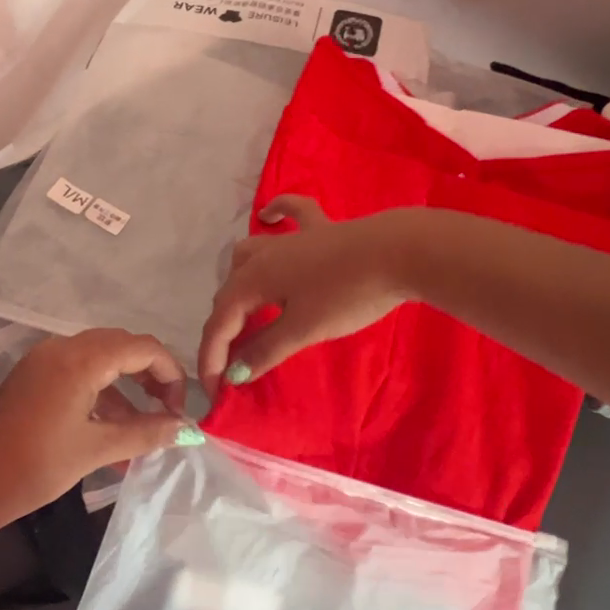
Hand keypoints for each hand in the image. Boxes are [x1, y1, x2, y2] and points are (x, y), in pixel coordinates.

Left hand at [0, 328, 187, 534]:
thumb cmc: (34, 465)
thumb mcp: (94, 450)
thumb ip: (143, 434)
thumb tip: (184, 428)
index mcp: (81, 358)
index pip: (141, 346)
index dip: (169, 372)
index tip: (180, 409)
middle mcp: (63, 348)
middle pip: (121, 346)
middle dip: (150, 375)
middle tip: (167, 412)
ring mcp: (44, 360)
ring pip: (99, 359)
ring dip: (125, 387)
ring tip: (144, 428)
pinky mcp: (32, 377)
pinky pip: (77, 372)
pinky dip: (100, 394)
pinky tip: (111, 430)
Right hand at [199, 195, 416, 396]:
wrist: (397, 253)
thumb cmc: (346, 295)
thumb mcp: (303, 329)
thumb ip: (266, 349)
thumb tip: (234, 371)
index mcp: (252, 279)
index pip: (219, 322)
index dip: (211, 358)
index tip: (214, 394)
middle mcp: (263, 255)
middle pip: (229, 292)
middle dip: (224, 330)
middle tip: (234, 366)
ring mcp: (292, 238)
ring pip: (249, 255)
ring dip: (238, 283)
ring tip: (245, 311)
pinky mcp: (320, 230)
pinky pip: (290, 216)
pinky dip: (276, 216)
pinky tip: (269, 218)